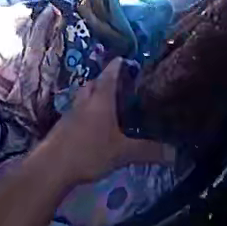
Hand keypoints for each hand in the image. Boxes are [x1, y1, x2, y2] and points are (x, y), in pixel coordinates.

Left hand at [25, 60, 168, 187]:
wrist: (51, 166)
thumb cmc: (89, 151)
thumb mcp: (122, 153)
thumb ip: (148, 151)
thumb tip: (175, 153)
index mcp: (100, 100)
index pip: (109, 75)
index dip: (117, 66)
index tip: (125, 59)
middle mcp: (84, 102)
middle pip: (93, 84)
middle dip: (104, 80)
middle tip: (119, 83)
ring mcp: (70, 114)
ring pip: (83, 97)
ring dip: (94, 96)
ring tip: (108, 103)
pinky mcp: (62, 127)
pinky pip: (77, 112)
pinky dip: (86, 112)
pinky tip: (93, 125)